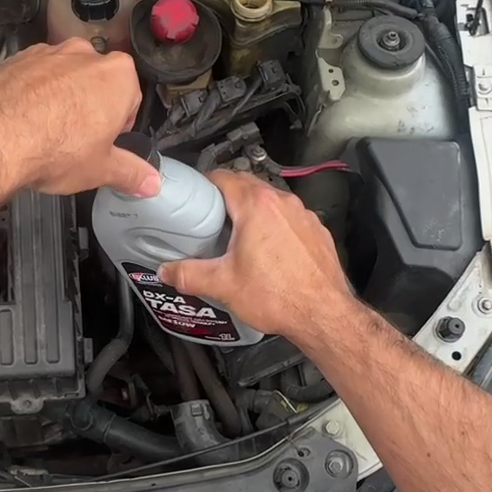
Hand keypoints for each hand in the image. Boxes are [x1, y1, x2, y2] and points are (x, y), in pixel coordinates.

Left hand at [0, 39, 158, 196]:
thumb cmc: (54, 148)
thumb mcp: (101, 169)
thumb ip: (131, 173)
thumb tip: (150, 182)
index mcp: (118, 76)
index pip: (131, 100)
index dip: (117, 126)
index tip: (105, 143)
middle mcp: (85, 55)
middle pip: (97, 84)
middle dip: (90, 109)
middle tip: (76, 142)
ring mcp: (48, 53)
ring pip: (64, 78)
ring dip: (61, 100)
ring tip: (47, 135)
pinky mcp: (16, 59)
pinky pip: (33, 77)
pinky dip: (32, 96)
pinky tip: (24, 124)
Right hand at [159, 172, 354, 336]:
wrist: (323, 315)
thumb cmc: (281, 297)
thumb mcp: (223, 285)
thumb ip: (188, 275)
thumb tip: (168, 270)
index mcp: (257, 206)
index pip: (224, 176)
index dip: (205, 183)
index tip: (196, 194)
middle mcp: (283, 204)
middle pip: (248, 185)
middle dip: (227, 197)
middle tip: (210, 217)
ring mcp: (303, 216)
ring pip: (270, 202)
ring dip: (252, 212)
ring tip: (237, 236)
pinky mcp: (316, 231)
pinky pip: (289, 219)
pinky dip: (275, 227)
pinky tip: (267, 251)